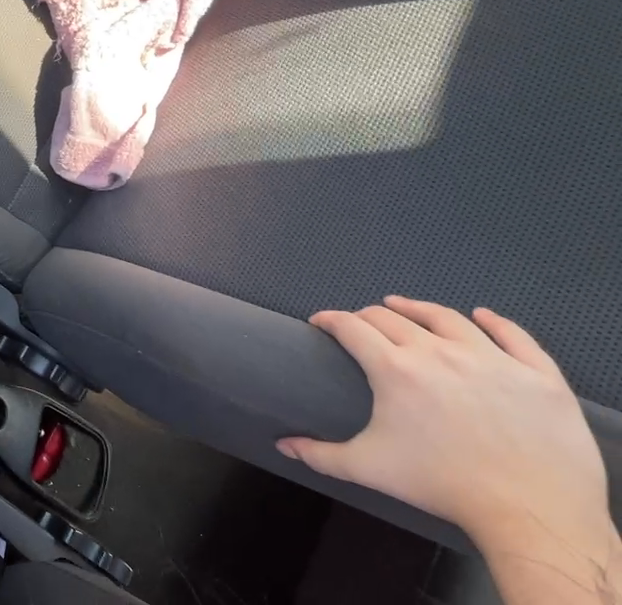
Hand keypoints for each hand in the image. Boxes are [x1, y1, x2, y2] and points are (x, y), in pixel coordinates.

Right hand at [280, 297, 611, 551]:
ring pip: (448, 318)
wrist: (534, 514)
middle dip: (366, 316)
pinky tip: (482, 316)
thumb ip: (319, 454)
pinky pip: (516, 337)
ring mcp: (494, 361)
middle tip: (360, 326)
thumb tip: (283, 445)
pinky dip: (496, 322)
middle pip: (392, 318)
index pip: (350, 326)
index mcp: (394, 369)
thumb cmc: (443, 485)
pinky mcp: (540, 376)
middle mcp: (439, 353)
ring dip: (418, 308)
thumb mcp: (369, 468)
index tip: (320, 324)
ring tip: (405, 307)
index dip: (329, 319)